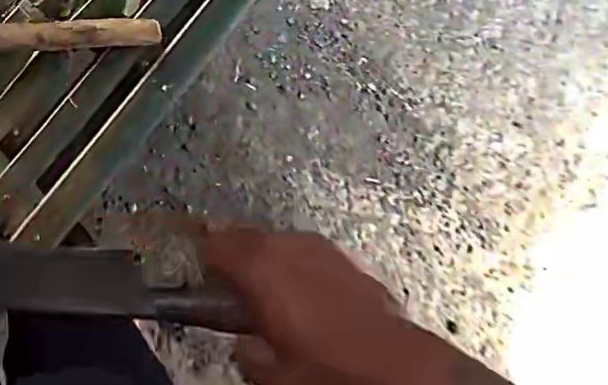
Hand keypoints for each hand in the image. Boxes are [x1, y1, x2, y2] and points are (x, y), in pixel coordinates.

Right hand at [205, 227, 465, 384]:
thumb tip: (246, 344)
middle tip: (230, 285)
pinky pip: (310, 258)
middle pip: (247, 236)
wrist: (409, 376)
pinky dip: (301, 271)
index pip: (215, 243)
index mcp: (260, 264)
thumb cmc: (333, 373)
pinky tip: (308, 301)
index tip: (198, 272)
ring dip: (270, 262)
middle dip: (236, 256)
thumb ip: (249, 354)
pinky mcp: (349, 263)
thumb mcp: (278, 379)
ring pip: (280, 244)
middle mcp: (288, 245)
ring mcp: (322, 249)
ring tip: (270, 295)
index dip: (202, 257)